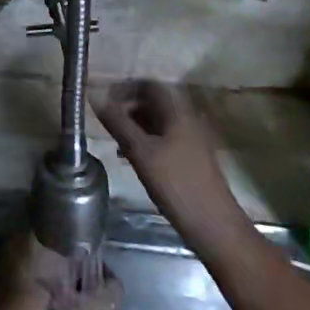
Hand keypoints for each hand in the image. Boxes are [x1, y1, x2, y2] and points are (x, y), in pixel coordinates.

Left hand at [0, 234, 121, 309]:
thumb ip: (107, 293)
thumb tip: (115, 283)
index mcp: (38, 240)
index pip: (71, 234)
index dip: (88, 254)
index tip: (99, 274)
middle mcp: (16, 243)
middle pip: (54, 248)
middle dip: (71, 267)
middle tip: (87, 293)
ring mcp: (1, 263)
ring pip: (38, 264)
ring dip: (54, 279)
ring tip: (70, 306)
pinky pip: (24, 278)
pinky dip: (37, 290)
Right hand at [93, 81, 249, 248]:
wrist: (212, 224)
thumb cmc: (175, 184)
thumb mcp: (140, 151)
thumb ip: (118, 123)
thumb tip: (96, 96)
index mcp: (178, 112)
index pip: (149, 85)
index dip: (125, 88)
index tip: (104, 100)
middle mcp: (187, 119)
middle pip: (154, 102)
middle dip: (128, 108)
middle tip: (107, 123)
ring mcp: (192, 139)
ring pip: (158, 121)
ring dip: (135, 126)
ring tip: (115, 142)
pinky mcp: (191, 157)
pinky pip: (164, 137)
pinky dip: (146, 141)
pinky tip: (132, 158)